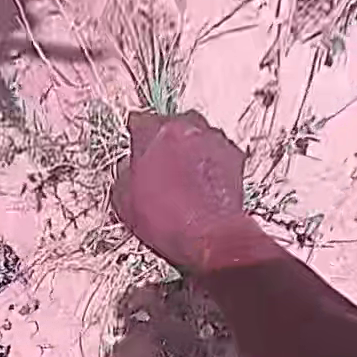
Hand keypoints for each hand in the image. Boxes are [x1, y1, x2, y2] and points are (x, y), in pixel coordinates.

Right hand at [110, 111, 283, 274]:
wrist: (205, 236)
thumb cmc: (167, 221)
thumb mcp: (124, 201)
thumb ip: (123, 174)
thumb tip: (127, 170)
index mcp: (155, 133)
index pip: (138, 120)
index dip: (134, 135)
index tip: (133, 144)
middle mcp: (187, 127)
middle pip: (171, 125)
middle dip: (163, 144)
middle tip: (155, 168)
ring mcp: (213, 139)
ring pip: (195, 137)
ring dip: (186, 153)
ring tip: (179, 181)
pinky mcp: (233, 155)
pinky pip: (215, 152)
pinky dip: (206, 164)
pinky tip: (198, 187)